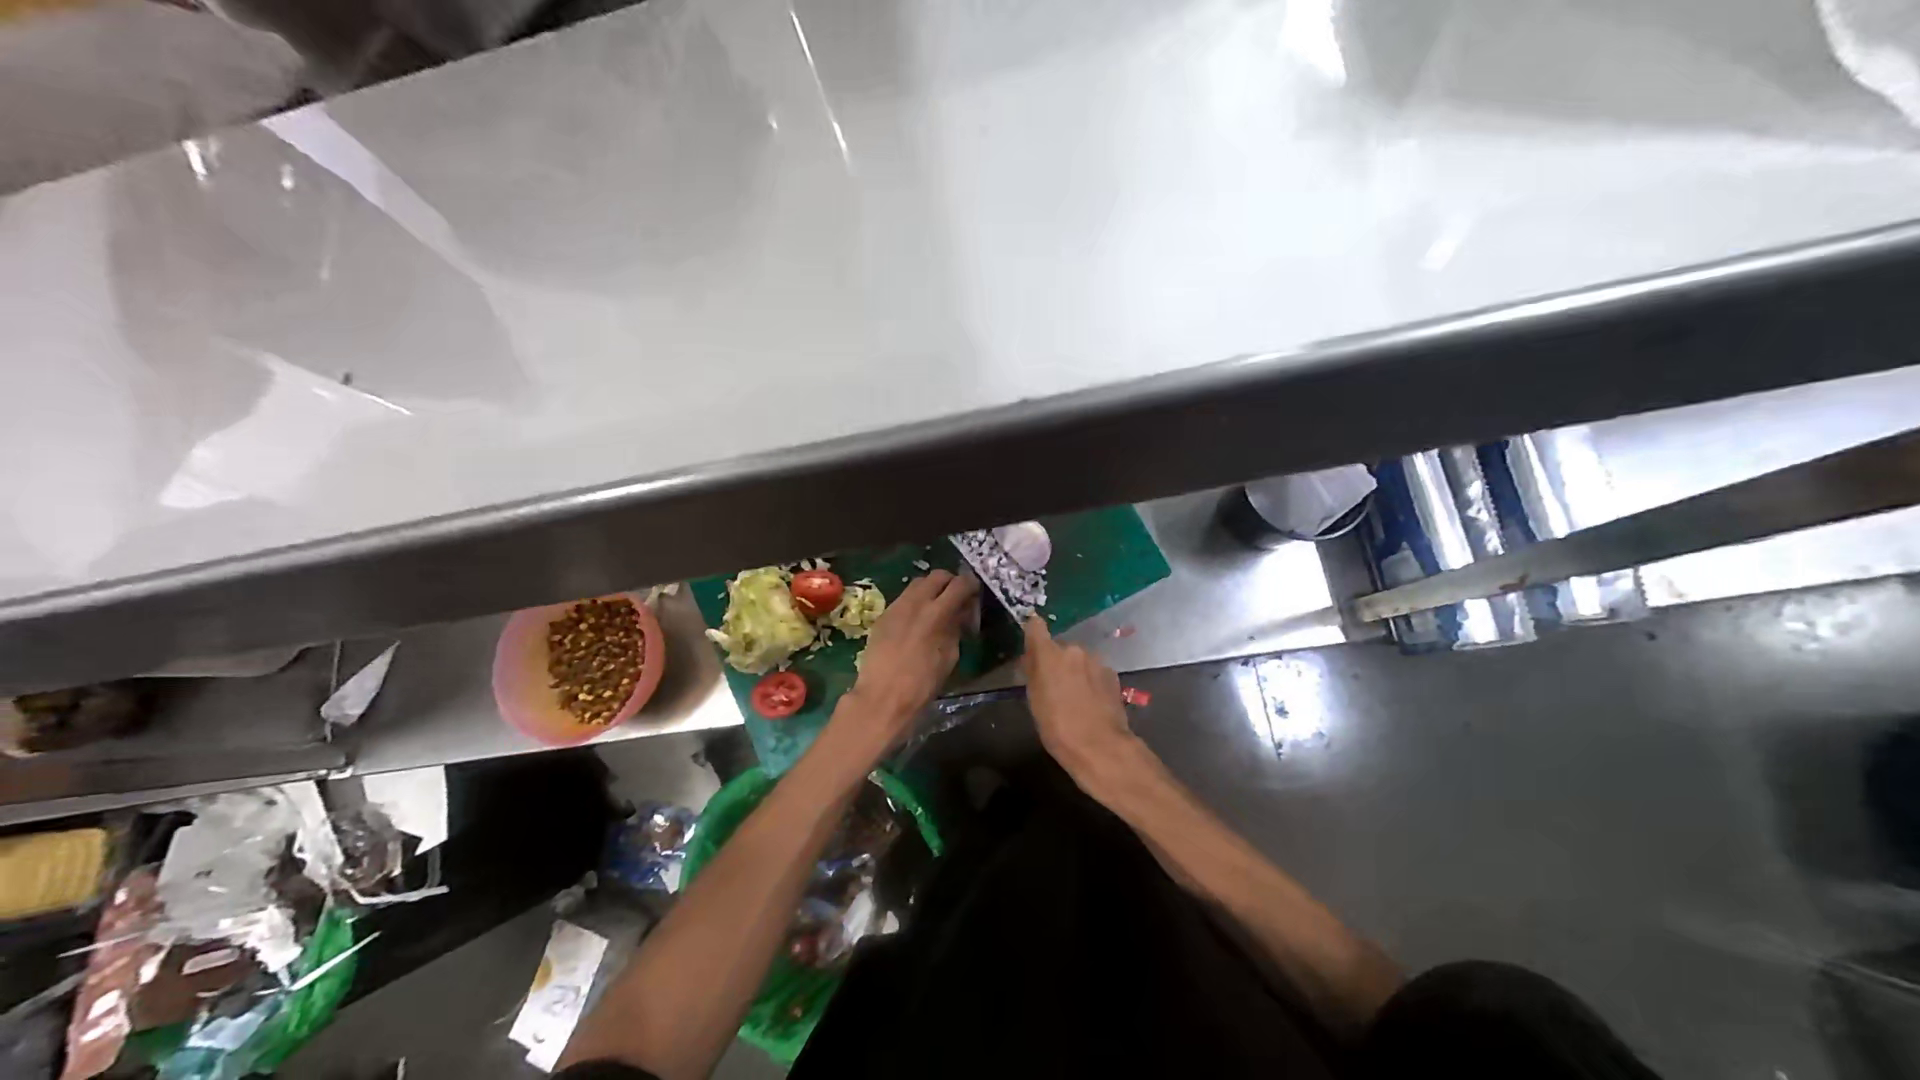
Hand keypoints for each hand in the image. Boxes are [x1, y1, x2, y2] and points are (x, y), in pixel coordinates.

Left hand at [828, 570, 978, 760]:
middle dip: (950, 583)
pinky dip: (915, 602)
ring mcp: (896, 606)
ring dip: (931, 589)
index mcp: (937, 612)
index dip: (971, 585)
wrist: (883, 696)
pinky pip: (903, 598)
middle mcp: (915, 602)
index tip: (975, 593)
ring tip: (937, 607)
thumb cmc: (923, 683)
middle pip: (937, 575)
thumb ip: (956, 627)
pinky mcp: (883, 615)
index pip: (960, 584)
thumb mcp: (949, 655)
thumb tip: (961, 611)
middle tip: (956, 598)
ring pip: (918, 583)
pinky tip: (917, 620)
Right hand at [1022, 616, 1143, 787]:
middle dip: (1055, 661)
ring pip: (1079, 659)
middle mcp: (1074, 649)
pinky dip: (1090, 680)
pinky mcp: (1112, 674)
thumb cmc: (1057, 725)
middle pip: (1059, 647)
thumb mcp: (1034, 699)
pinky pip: (1094, 671)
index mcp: (1049, 653)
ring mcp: (1096, 660)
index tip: (1031, 647)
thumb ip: (1032, 671)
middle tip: (1052, 685)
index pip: (1036, 626)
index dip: (1032, 633)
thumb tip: (1031, 655)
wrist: (1100, 746)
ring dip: (1074, 670)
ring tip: (1073, 697)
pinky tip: (1090, 702)